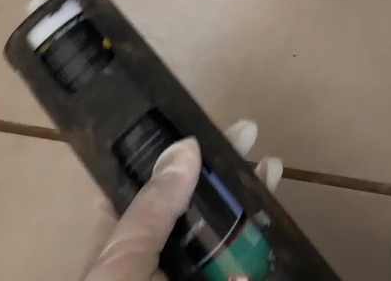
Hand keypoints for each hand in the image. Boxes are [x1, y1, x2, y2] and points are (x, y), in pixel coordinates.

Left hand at [78, 120, 282, 280]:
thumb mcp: (122, 267)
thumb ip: (152, 211)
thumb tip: (185, 146)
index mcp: (119, 250)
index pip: (140, 191)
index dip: (167, 155)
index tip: (198, 123)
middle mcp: (154, 266)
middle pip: (188, 207)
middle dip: (218, 171)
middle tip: (248, 134)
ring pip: (219, 239)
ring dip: (245, 202)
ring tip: (271, 167)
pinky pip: (239, 268)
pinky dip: (255, 250)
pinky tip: (268, 227)